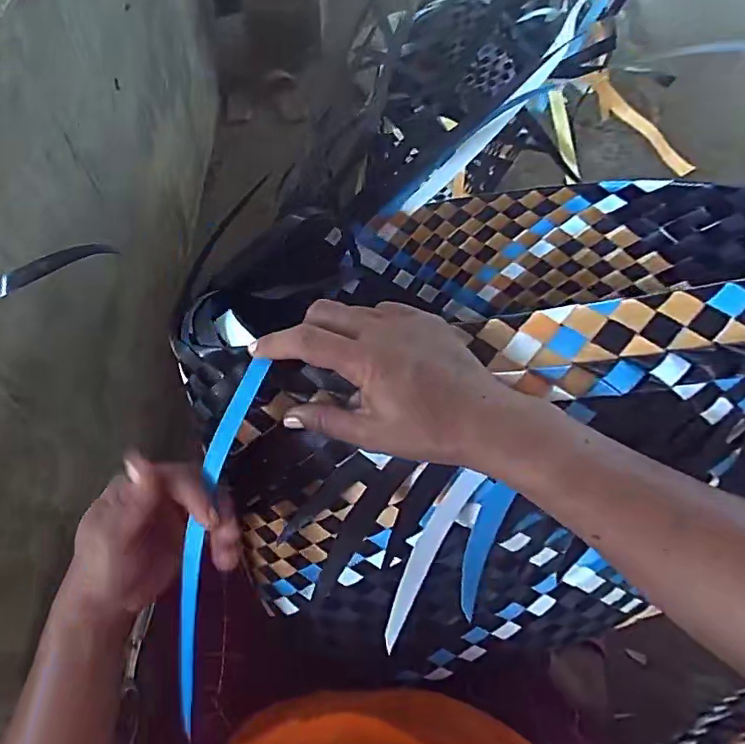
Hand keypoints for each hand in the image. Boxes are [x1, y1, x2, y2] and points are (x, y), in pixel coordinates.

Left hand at [61, 452, 238, 625]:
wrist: (107, 600)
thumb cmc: (100, 565)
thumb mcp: (113, 536)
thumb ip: (132, 502)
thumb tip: (139, 460)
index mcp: (137, 485)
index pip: (174, 476)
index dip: (196, 492)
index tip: (208, 521)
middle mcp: (159, 491)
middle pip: (200, 484)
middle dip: (218, 507)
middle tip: (225, 536)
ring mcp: (175, 510)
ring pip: (213, 503)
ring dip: (227, 525)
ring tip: (227, 555)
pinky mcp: (188, 532)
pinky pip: (215, 528)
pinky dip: (225, 542)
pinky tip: (225, 562)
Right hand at [250, 300, 553, 470]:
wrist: (488, 420)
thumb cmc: (428, 433)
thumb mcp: (371, 434)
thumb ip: (325, 419)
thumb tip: (287, 414)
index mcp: (366, 360)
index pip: (306, 341)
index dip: (275, 344)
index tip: (255, 351)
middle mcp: (382, 329)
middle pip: (323, 312)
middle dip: (301, 330)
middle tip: (297, 359)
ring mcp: (406, 319)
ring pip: (351, 309)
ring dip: (333, 329)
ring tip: (340, 361)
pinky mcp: (425, 319)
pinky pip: (381, 311)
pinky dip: (365, 325)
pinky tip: (375, 351)